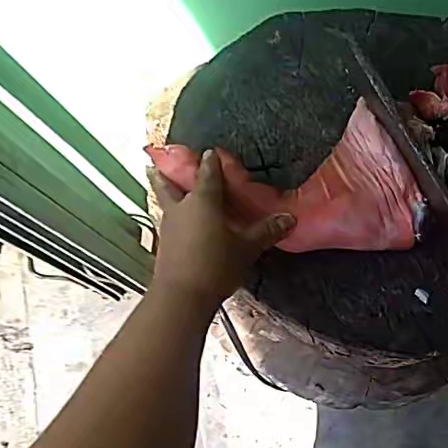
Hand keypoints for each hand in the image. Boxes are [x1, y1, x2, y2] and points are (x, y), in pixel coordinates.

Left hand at [149, 149, 294, 311]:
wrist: (183, 295)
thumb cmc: (216, 265)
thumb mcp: (248, 248)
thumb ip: (267, 231)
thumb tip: (289, 218)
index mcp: (204, 200)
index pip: (208, 173)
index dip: (211, 162)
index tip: (210, 152)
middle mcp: (182, 207)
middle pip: (171, 183)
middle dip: (168, 172)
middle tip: (158, 163)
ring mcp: (169, 226)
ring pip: (165, 202)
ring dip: (165, 192)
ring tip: (163, 187)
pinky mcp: (164, 244)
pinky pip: (168, 221)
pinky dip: (171, 216)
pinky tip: (177, 222)